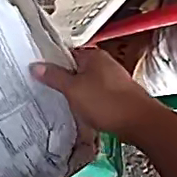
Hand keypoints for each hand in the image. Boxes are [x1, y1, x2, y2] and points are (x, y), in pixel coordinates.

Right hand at [32, 46, 165, 143]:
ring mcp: (114, 80)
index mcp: (93, 56)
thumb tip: (36, 66)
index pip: (66, 53)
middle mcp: (105, 64)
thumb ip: (54, 77)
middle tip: (49, 90)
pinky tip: (84, 113)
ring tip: (65, 103)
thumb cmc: (107, 103)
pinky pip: (97, 96)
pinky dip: (88, 102)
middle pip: (77, 69)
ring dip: (76, 93)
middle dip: (64, 80)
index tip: (40, 73)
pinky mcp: (118, 96)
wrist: (139, 123)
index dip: (52, 63)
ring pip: (87, 83)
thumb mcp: (73, 89)